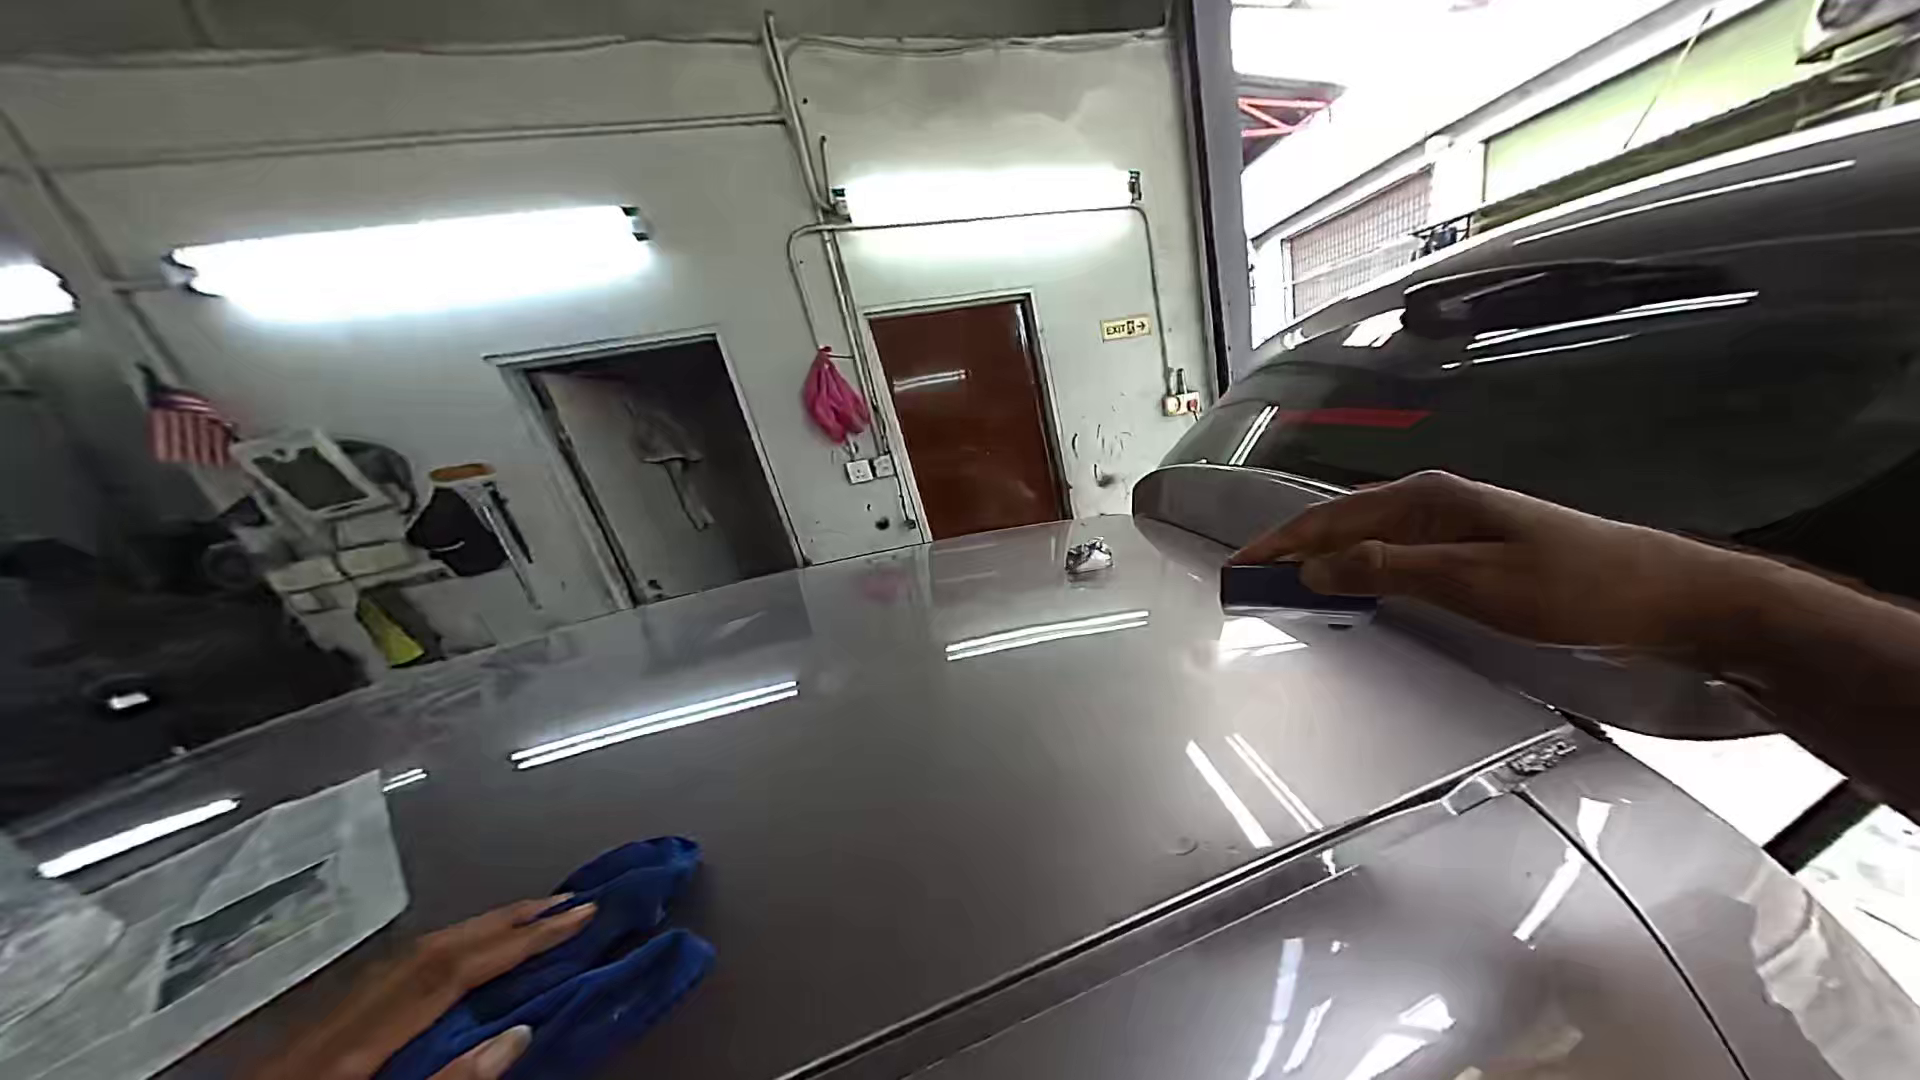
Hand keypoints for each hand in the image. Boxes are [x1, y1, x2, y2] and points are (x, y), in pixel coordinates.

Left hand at [247, 896, 595, 1079]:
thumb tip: (519, 1034)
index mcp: (350, 1050)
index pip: (455, 971)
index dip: (523, 939)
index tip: (579, 916)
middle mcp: (338, 1021)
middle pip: (436, 949)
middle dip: (508, 920)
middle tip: (568, 901)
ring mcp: (321, 1024)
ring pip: (413, 952)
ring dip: (481, 927)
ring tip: (533, 914)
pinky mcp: (312, 1036)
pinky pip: (395, 969)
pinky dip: (447, 946)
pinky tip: (470, 949)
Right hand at [1231, 470, 1754, 651]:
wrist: (1677, 598)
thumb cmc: (1576, 586)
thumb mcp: (1472, 580)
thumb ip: (1386, 568)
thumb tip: (1312, 567)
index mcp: (1424, 498)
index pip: (1328, 520)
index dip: (1278, 543)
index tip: (1238, 566)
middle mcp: (1428, 501)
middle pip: (1338, 523)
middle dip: (1288, 548)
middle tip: (1248, 578)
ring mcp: (1446, 522)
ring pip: (1359, 537)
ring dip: (1317, 557)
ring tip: (1280, 582)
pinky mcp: (1460, 545)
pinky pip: (1384, 552)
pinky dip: (1350, 566)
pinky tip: (1343, 581)